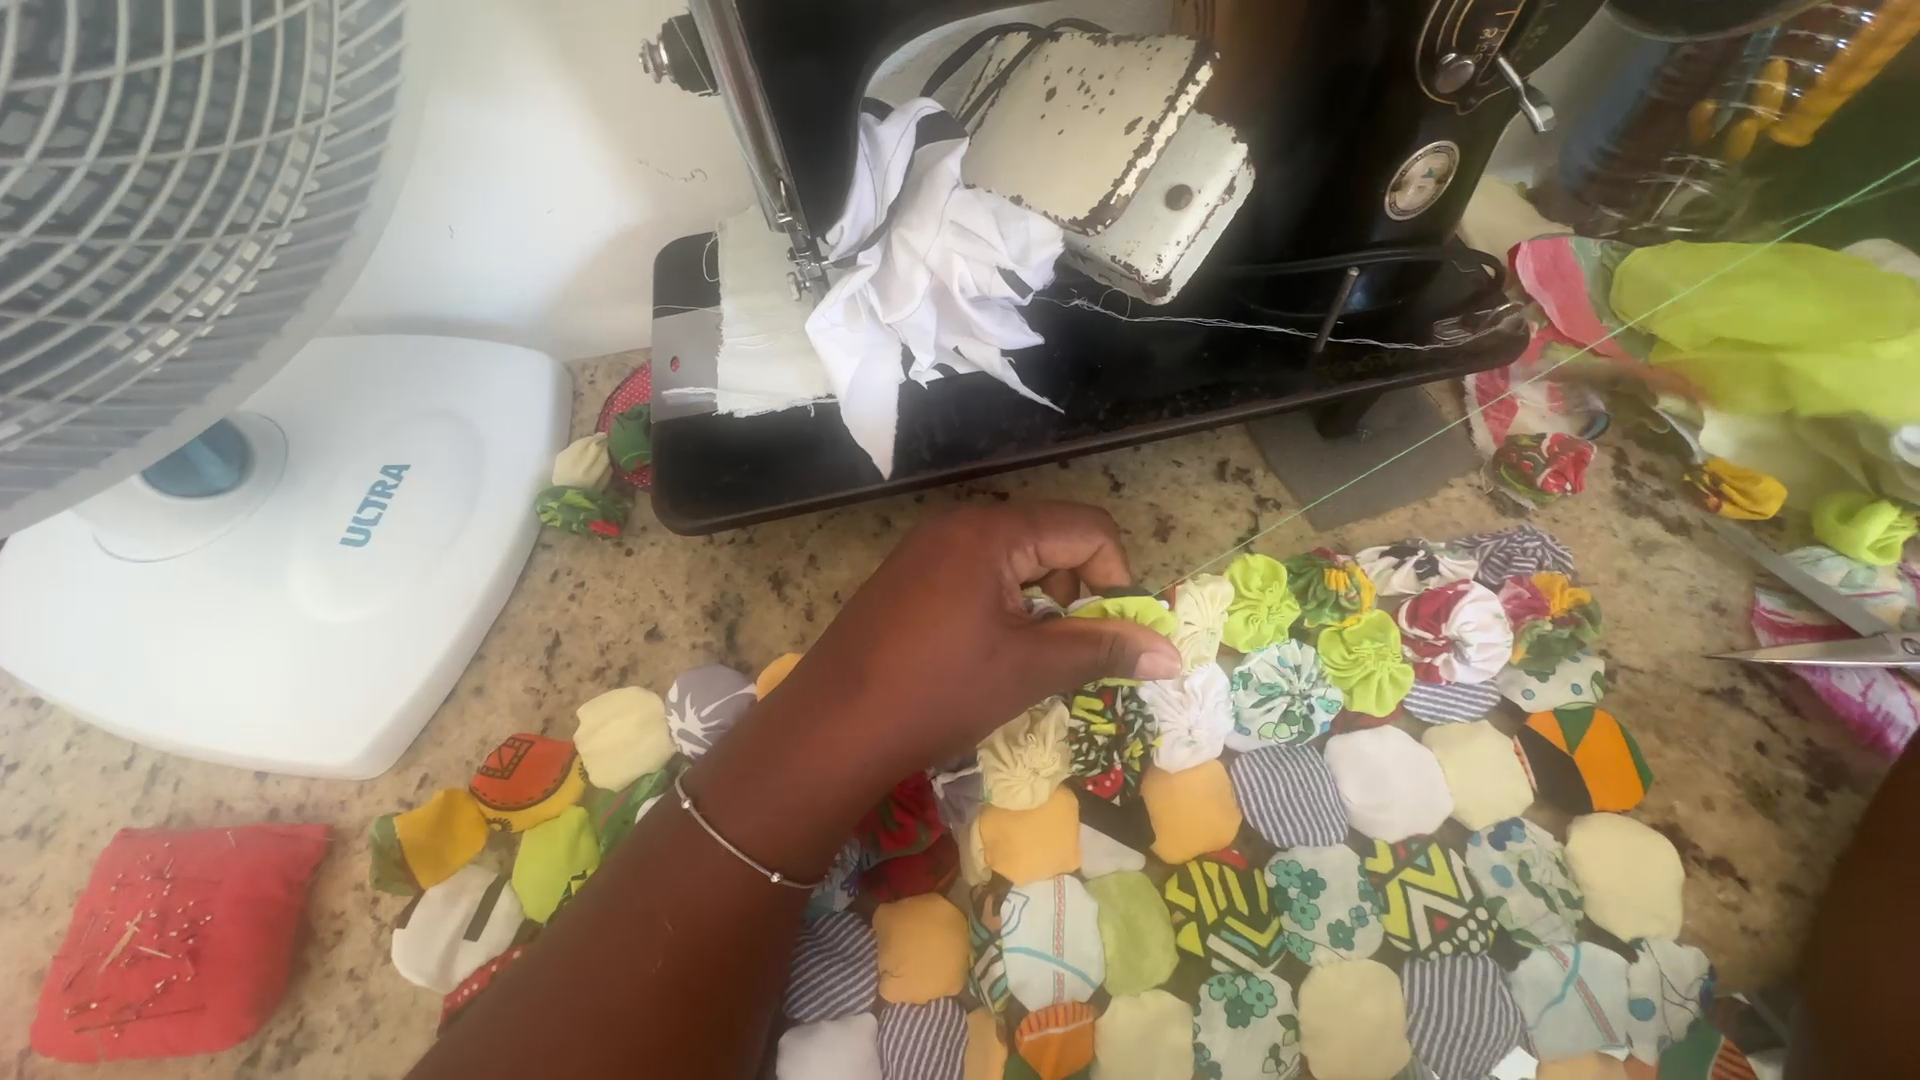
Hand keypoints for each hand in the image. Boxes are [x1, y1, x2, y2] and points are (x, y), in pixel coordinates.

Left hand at [768, 501, 1181, 780]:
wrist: (830, 728)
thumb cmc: (937, 692)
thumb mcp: (1029, 669)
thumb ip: (1103, 649)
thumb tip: (1172, 654)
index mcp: (992, 531)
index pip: (1087, 528)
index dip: (1116, 579)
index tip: (1112, 634)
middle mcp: (958, 523)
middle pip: (1050, 539)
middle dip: (1075, 592)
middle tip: (1066, 650)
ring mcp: (926, 548)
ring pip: (1013, 559)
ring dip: (1039, 603)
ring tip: (1025, 658)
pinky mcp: (907, 576)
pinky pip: (975, 574)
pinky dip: (1001, 606)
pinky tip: (984, 654)